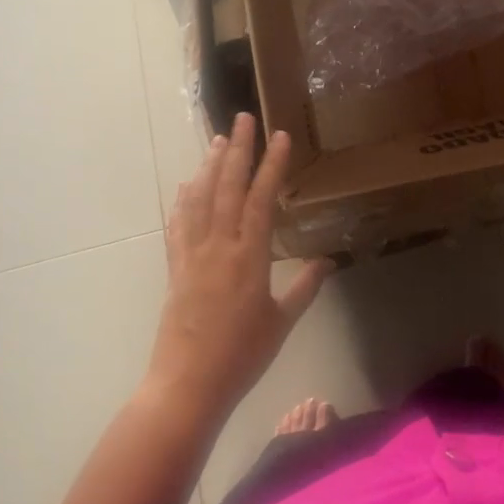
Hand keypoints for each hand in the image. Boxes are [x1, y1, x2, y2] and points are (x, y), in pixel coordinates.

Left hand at [147, 113, 331, 412]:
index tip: (280, 136)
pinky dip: (183, 200)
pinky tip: (187, 186)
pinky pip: (179, 225)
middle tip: (243, 118)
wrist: (187, 385)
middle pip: (228, 187)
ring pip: (200, 199)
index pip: (262, 198)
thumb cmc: (241, 356)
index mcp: (250, 257)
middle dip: (238, 150)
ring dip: (209, 166)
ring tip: (218, 140)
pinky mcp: (175, 268)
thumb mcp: (281, 324)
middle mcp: (220, 246)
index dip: (272, 165)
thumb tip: (327, 261)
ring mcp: (193, 255)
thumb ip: (304, 289)